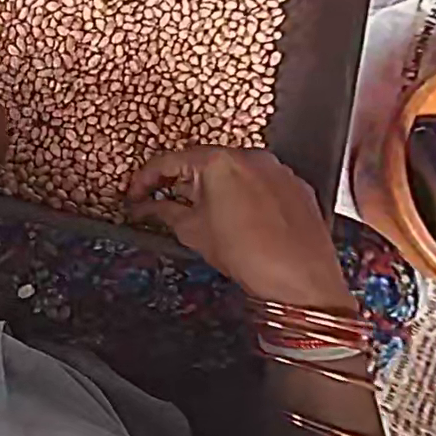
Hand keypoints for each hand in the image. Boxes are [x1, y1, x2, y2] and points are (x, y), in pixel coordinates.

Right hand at [125, 147, 352, 310]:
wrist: (300, 279)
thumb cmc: (246, 253)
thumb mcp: (191, 230)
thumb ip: (163, 211)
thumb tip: (146, 206)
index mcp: (218, 162)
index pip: (167, 161)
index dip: (144, 179)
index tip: (135, 194)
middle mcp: (250, 156)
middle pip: (200, 161)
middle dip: (177, 181)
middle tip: (158, 201)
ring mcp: (277, 169)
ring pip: (230, 170)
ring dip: (208, 186)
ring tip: (196, 211)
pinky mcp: (296, 185)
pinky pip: (257, 181)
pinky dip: (238, 192)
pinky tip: (232, 216)